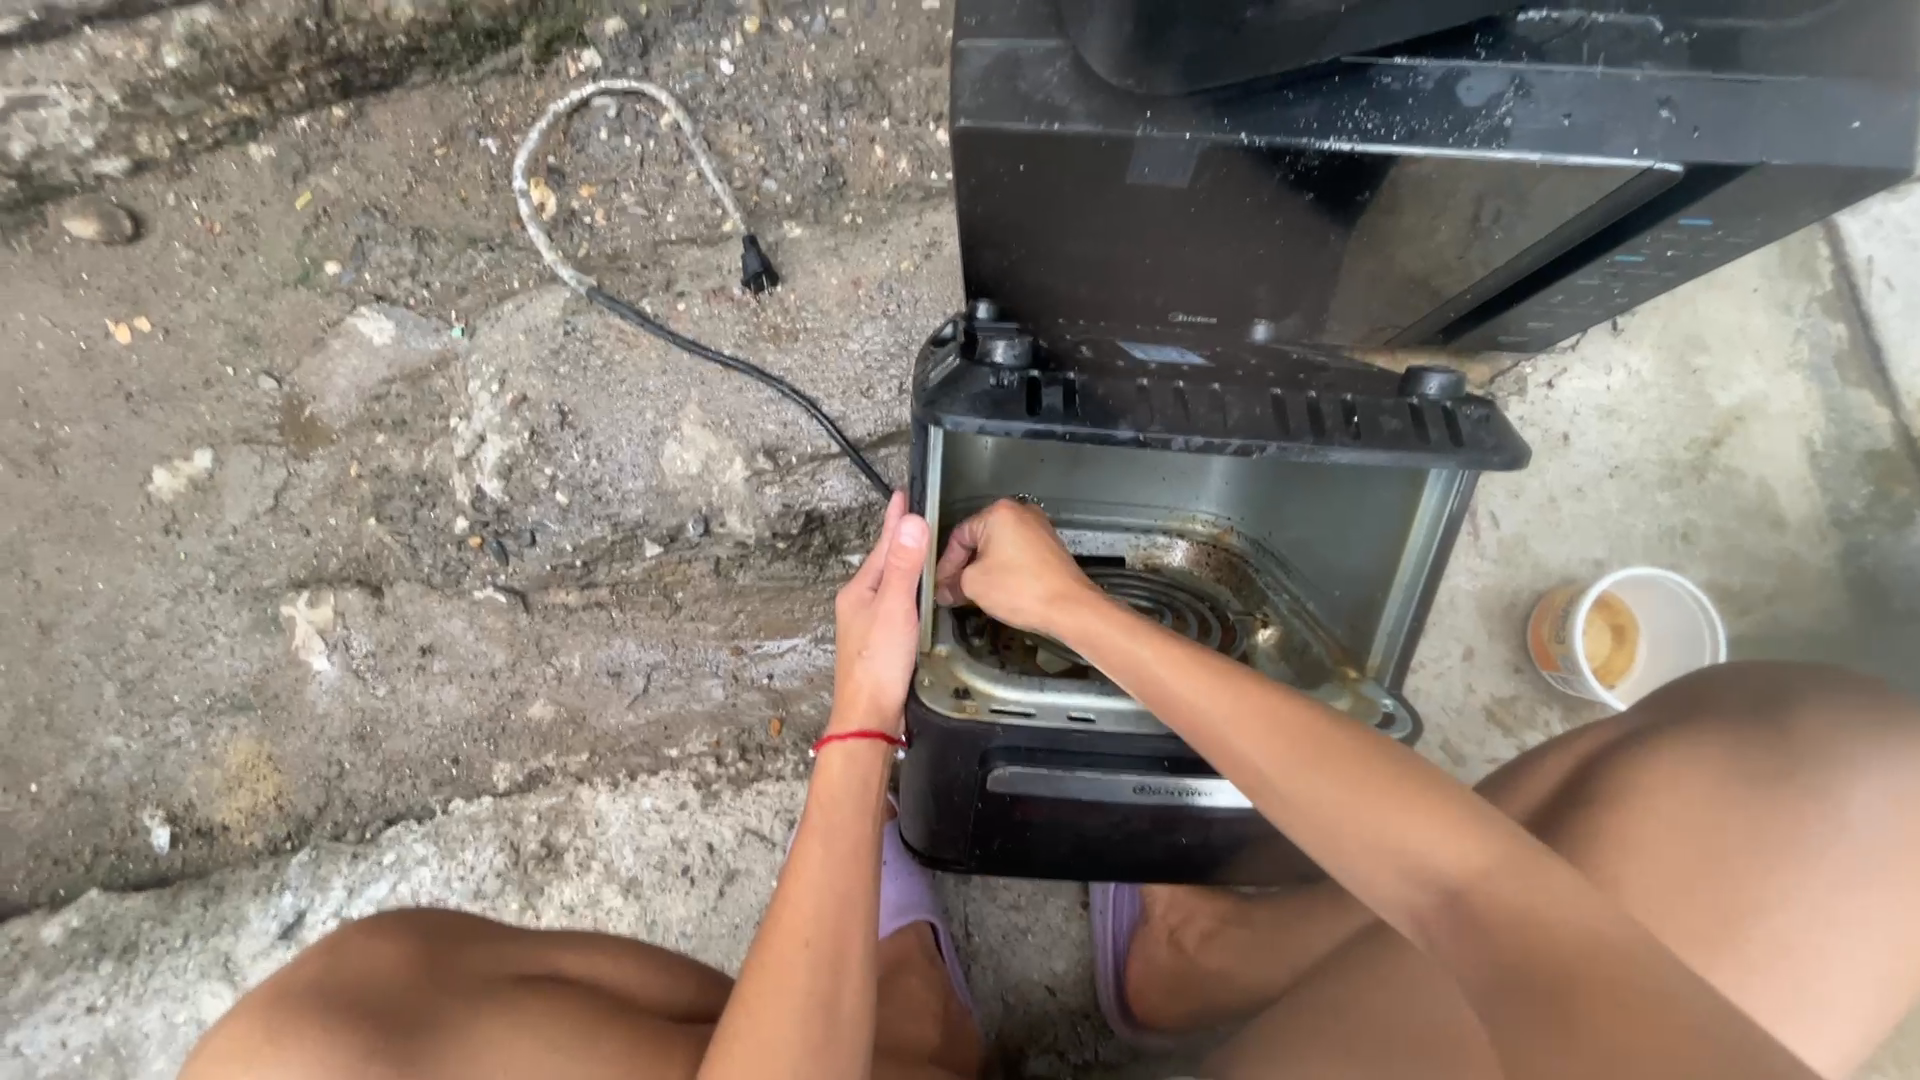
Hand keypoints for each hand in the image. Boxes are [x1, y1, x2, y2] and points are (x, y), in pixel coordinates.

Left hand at [828, 491, 928, 735]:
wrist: (868, 714)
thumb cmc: (878, 663)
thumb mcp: (894, 608)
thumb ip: (904, 566)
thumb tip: (910, 521)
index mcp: (860, 590)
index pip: (882, 545)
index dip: (894, 519)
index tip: (901, 493)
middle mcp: (859, 602)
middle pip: (883, 561)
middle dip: (897, 537)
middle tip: (911, 512)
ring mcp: (866, 622)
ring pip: (888, 582)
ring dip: (902, 561)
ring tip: (915, 544)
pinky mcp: (878, 641)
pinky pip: (895, 601)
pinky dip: (907, 588)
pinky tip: (915, 594)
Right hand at [933, 499, 1100, 636]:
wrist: (1070, 608)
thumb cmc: (1022, 589)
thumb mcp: (974, 585)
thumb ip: (953, 583)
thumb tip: (945, 590)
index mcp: (998, 512)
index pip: (959, 536)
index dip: (945, 564)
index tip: (940, 585)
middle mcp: (1021, 512)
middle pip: (979, 539)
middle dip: (964, 567)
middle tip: (952, 591)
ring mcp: (1039, 528)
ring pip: (998, 547)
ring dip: (984, 569)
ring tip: (973, 594)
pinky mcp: (1050, 546)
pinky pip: (1017, 554)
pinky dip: (1004, 569)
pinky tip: (998, 590)